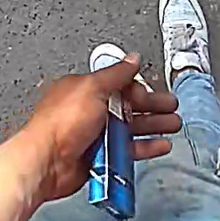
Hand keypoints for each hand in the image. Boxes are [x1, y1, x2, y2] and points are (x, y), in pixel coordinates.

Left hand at [15, 54, 181, 202]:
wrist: (46, 161)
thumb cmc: (60, 123)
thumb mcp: (92, 88)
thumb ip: (116, 74)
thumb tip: (131, 58)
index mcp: (85, 89)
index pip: (119, 85)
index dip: (140, 88)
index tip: (157, 92)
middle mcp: (89, 110)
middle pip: (128, 106)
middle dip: (152, 106)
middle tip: (172, 108)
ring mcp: (94, 134)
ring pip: (130, 128)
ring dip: (153, 126)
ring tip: (173, 125)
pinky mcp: (99, 156)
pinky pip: (127, 150)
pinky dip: (145, 147)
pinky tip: (159, 145)